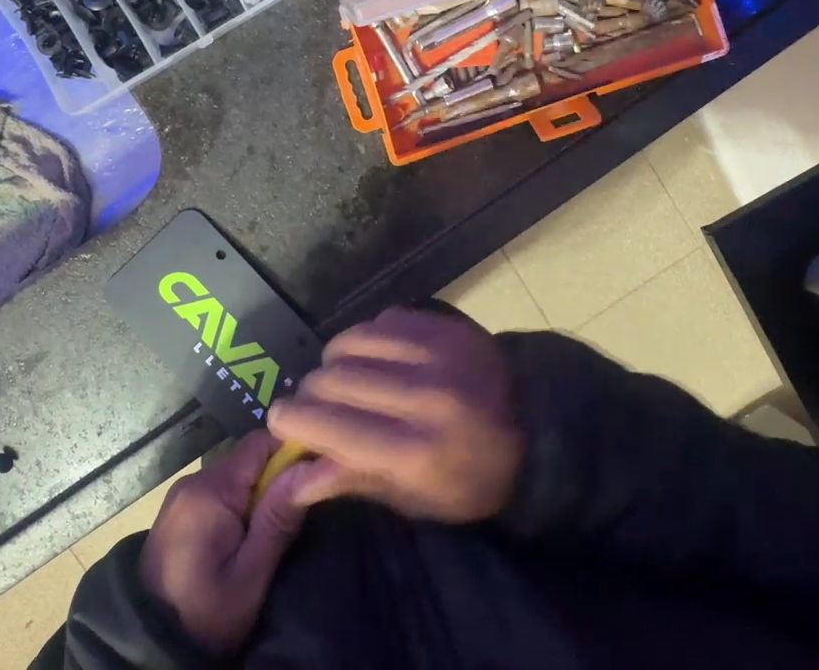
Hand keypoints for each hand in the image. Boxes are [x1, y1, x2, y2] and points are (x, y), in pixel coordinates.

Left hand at [140, 430, 310, 654]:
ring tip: (269, 531)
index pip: (261, 442)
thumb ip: (279, 518)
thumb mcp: (251, 574)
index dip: (291, 454)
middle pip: (248, 459)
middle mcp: (193, 481)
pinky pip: (219, 491)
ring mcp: (182, 495)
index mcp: (210, 490)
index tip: (314, 478)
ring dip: (257, 496)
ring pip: (236, 475)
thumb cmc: (204, 614)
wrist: (152, 644)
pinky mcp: (179, 511)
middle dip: (275, 481)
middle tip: (293, 517)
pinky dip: (239, 505)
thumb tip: (310, 468)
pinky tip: (244, 536)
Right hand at [268, 307, 523, 522]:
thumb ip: (352, 480)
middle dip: (310, 393)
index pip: (328, 426)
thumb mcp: (415, 499)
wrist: (538, 431)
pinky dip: (368, 339)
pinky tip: (377, 358)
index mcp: (417, 452)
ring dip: (335, 362)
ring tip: (345, 379)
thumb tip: (293, 477)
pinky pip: (382, 319)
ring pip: (350, 342)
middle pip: (332, 379)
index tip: (280, 421)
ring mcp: (438, 353)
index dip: (291, 421)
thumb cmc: (472, 480)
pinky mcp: (447, 326)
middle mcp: (425, 396)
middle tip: (316, 406)